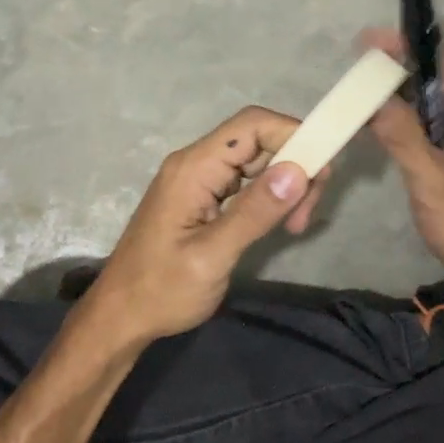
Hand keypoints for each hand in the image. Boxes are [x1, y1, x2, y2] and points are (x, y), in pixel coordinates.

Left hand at [83, 106, 328, 344]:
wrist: (121, 316)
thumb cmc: (161, 290)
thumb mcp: (212, 256)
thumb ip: (253, 213)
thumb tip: (298, 171)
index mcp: (193, 169)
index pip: (252, 125)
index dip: (293, 136)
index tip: (321, 174)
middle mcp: (194, 165)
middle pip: (258, 140)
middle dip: (293, 166)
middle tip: (306, 214)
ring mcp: (197, 182)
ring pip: (255, 162)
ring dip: (284, 185)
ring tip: (295, 225)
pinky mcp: (200, 201)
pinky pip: (243, 183)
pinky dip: (267, 198)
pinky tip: (278, 225)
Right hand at [361, 28, 443, 291]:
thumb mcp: (427, 178)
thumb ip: (400, 133)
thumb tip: (376, 95)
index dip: (406, 45)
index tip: (367, 45)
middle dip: (405, 68)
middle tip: (363, 76)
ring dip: (415, 94)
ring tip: (374, 102)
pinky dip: (429, 116)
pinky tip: (403, 134)